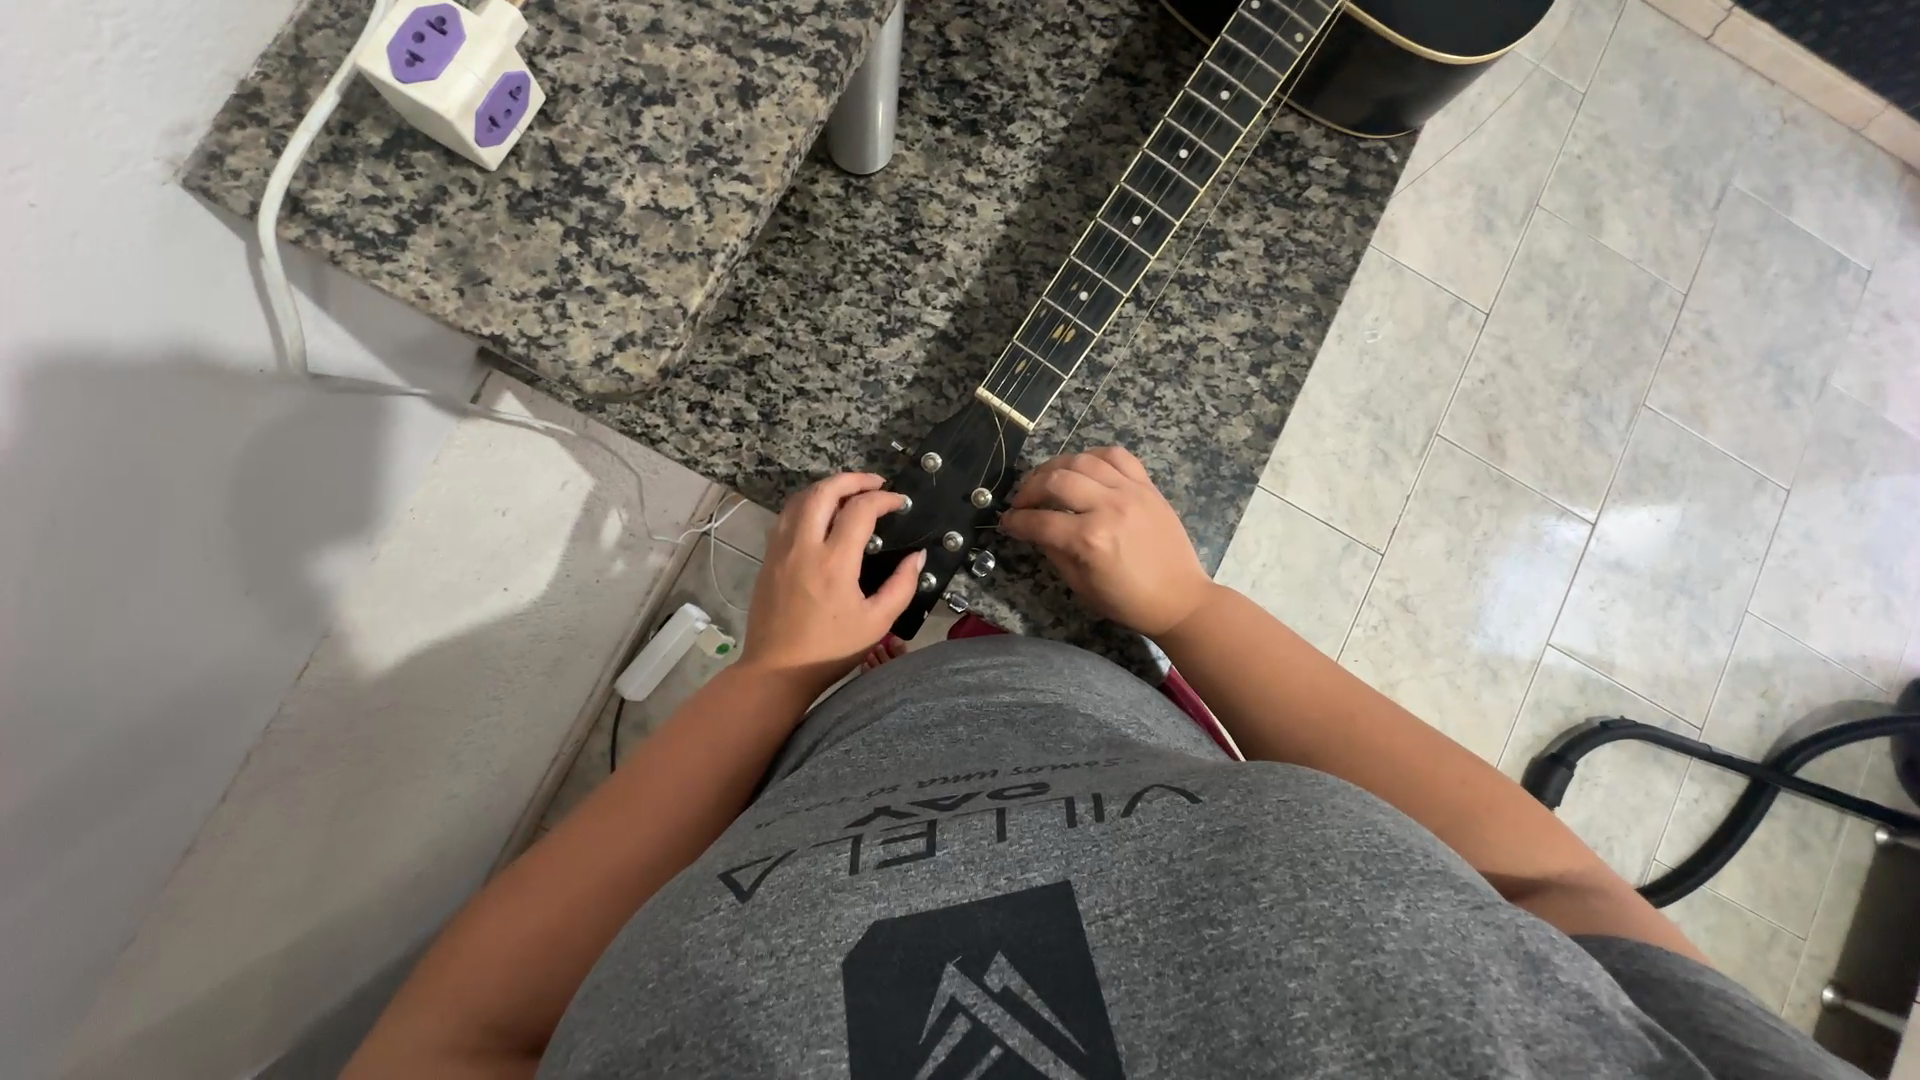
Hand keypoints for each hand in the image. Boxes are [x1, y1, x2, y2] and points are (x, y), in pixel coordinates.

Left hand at [739, 473, 924, 696]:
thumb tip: (916, 556)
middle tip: (875, 484)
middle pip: (824, 492)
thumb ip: (902, 586)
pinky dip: (807, 504)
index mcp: (834, 563)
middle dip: (852, 479)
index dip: (883, 499)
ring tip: (849, 493)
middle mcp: (804, 547)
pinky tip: (822, 516)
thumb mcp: (877, 623)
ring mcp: (781, 550)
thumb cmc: (831, 650)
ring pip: (800, 499)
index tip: (899, 503)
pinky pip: (786, 516)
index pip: (860, 510)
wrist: (777, 670)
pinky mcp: (769, 559)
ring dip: (827, 488)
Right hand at [998, 446, 1214, 637]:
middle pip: (1055, 480)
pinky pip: (1116, 456)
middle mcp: (1109, 507)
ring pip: (1082, 460)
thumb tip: (1034, 529)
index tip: (1006, 522)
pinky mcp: (1147, 486)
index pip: (1039, 521)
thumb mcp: (1080, 585)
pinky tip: (1082, 469)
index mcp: (1089, 540)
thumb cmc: (1127, 601)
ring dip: (1055, 468)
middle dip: (1028, 489)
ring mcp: (1131, 492)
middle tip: (1022, 502)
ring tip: (1046, 482)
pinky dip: (1093, 457)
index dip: (1015, 521)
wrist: (1179, 599)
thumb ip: (1054, 551)